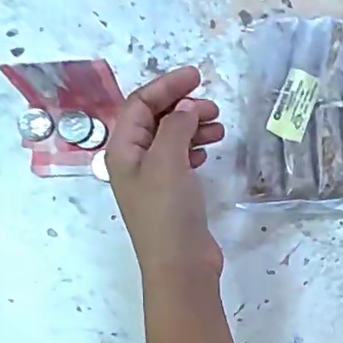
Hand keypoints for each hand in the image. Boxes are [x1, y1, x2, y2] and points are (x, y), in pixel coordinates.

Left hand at [106, 65, 226, 276]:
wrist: (179, 266)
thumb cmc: (168, 213)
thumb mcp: (168, 161)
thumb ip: (176, 127)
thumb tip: (186, 108)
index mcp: (123, 151)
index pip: (140, 105)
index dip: (167, 86)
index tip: (197, 76)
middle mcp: (134, 163)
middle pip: (155, 121)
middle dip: (182, 107)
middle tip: (213, 107)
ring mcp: (153, 182)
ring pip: (171, 141)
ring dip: (193, 128)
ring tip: (219, 127)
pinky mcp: (172, 198)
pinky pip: (180, 162)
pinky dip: (195, 149)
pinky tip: (209, 150)